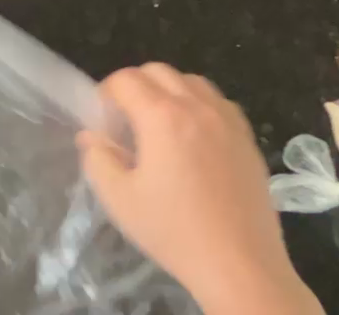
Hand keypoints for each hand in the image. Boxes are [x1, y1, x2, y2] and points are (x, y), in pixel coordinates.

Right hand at [78, 64, 321, 314]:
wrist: (241, 267)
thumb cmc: (175, 232)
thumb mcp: (120, 200)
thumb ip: (98, 159)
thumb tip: (91, 136)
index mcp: (162, 116)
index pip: (125, 79)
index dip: (106, 93)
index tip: (103, 121)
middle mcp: (196, 106)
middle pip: (157, 71)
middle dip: (135, 86)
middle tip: (127, 122)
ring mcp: (227, 120)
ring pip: (190, 81)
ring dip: (168, 91)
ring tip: (161, 126)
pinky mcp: (247, 138)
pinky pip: (218, 101)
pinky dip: (199, 105)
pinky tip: (195, 138)